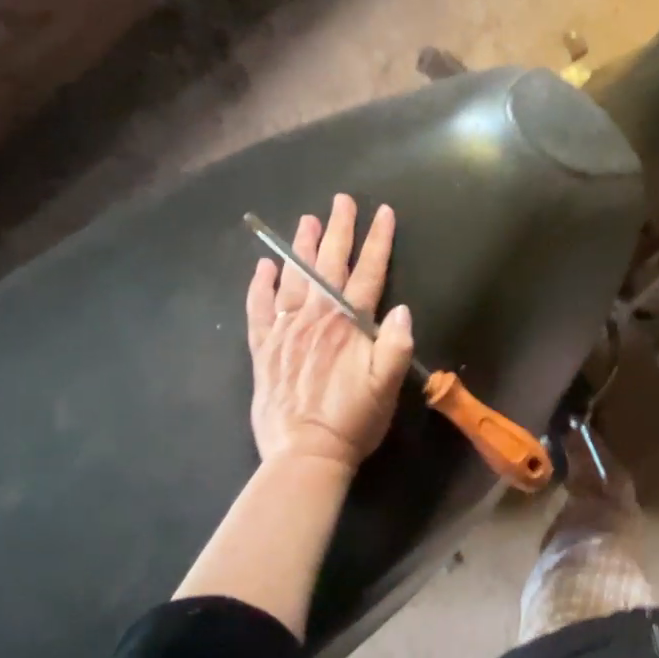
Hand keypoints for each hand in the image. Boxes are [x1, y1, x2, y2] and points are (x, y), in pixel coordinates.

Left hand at [245, 195, 414, 470]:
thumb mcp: (388, 384)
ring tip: (305, 221)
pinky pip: (258, 309)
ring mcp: (285, 331)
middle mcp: (315, 318)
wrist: (304, 456)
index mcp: (349, 323)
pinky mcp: (263, 350)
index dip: (377, 240)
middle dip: (338, 230)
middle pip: (329, 264)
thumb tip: (400, 309)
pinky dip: (260, 286)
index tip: (382, 212)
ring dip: (301, 247)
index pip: (368, 271)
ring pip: (294, 278)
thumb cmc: (353, 419)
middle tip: (341, 201)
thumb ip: (395, 343)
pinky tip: (263, 267)